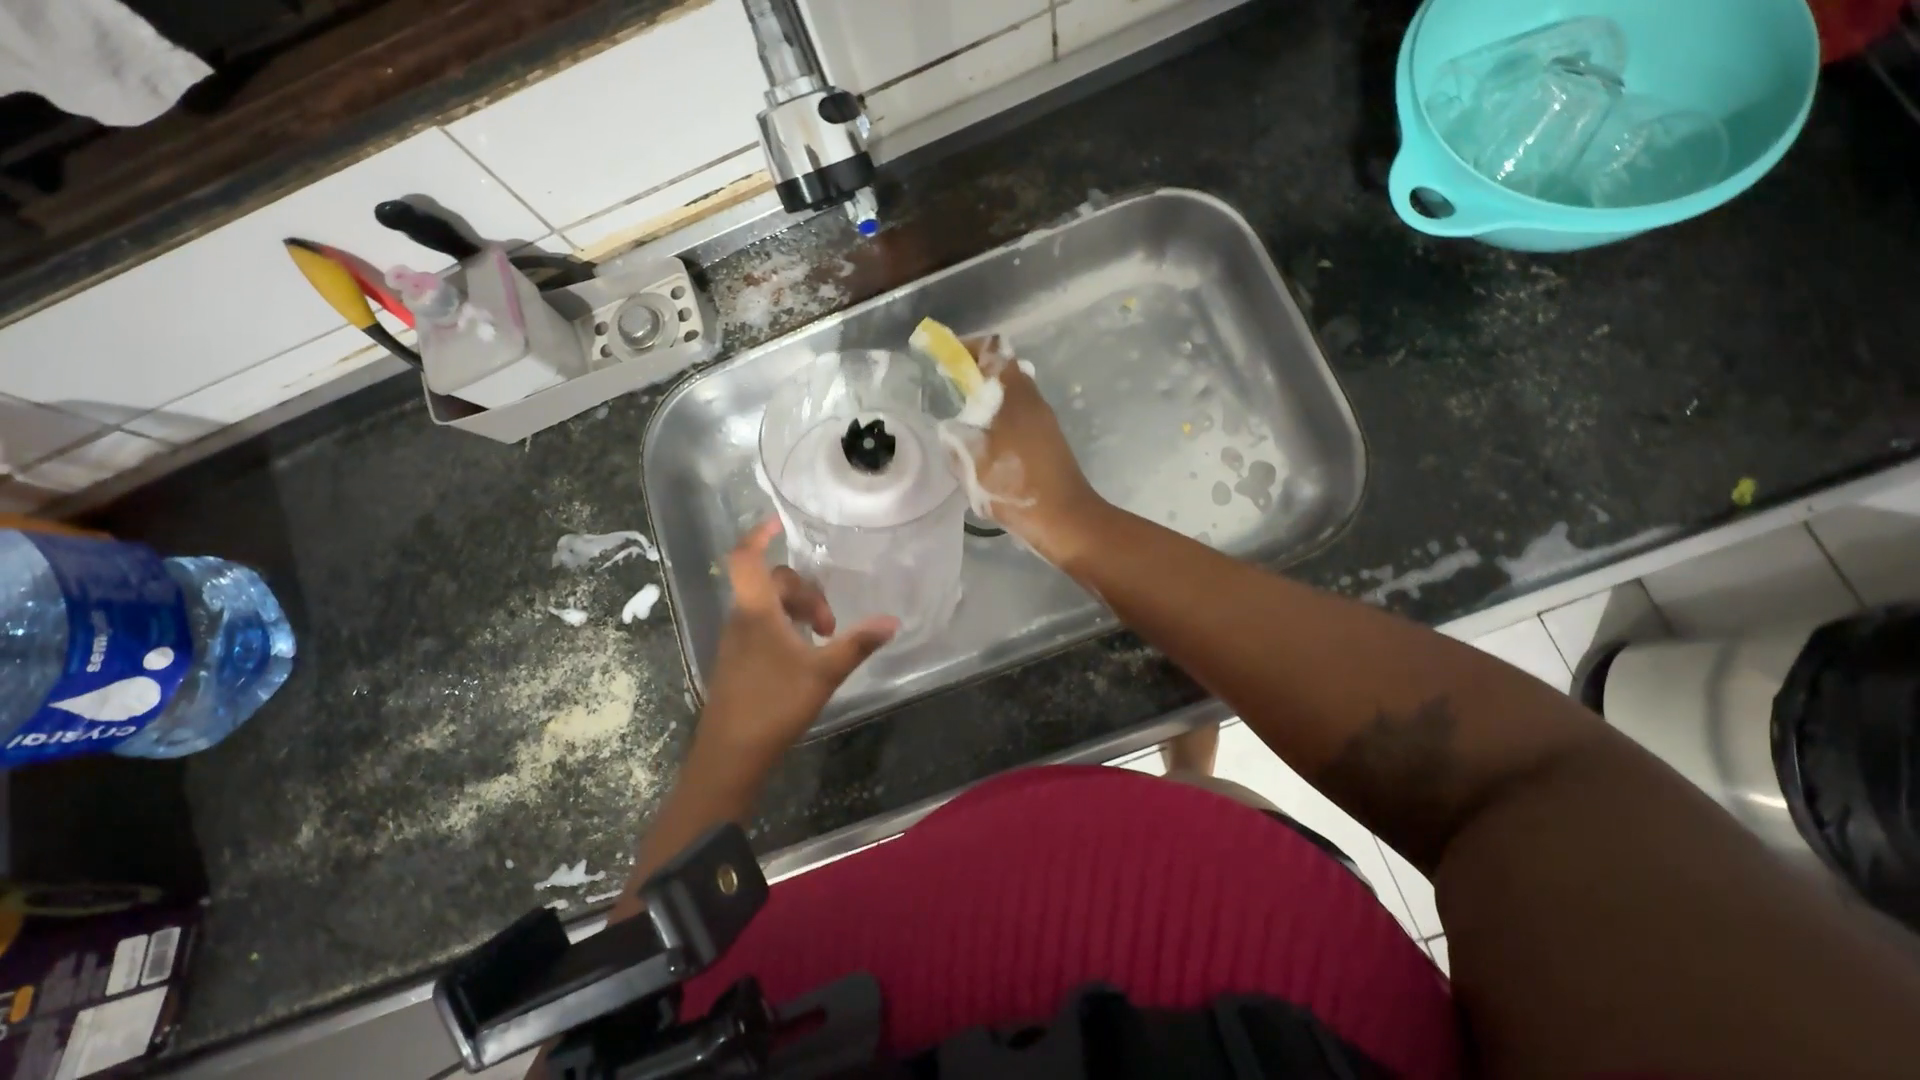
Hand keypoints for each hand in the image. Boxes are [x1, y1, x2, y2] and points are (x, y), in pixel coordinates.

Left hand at [698, 519, 898, 764]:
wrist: (730, 754)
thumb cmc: (774, 705)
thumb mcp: (824, 673)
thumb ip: (857, 644)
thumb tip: (892, 621)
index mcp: (756, 612)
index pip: (746, 558)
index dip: (758, 535)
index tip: (780, 523)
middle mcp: (741, 619)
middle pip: (769, 584)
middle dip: (804, 592)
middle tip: (830, 624)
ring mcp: (735, 642)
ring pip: (765, 607)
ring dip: (796, 612)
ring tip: (822, 640)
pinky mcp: (736, 662)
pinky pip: (760, 628)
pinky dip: (784, 629)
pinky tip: (803, 657)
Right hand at [949, 336, 1110, 567]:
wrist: (1066, 521)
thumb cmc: (1016, 485)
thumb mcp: (972, 461)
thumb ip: (956, 437)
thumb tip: (952, 427)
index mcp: (1016, 395)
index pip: (994, 350)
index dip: (967, 348)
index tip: (943, 359)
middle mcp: (1034, 400)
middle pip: (1003, 371)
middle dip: (973, 375)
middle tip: (947, 390)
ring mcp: (1044, 422)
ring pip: (1010, 396)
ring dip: (986, 400)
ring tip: (959, 419)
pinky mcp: (1047, 442)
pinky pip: (1017, 417)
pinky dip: (997, 420)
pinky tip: (982, 445)